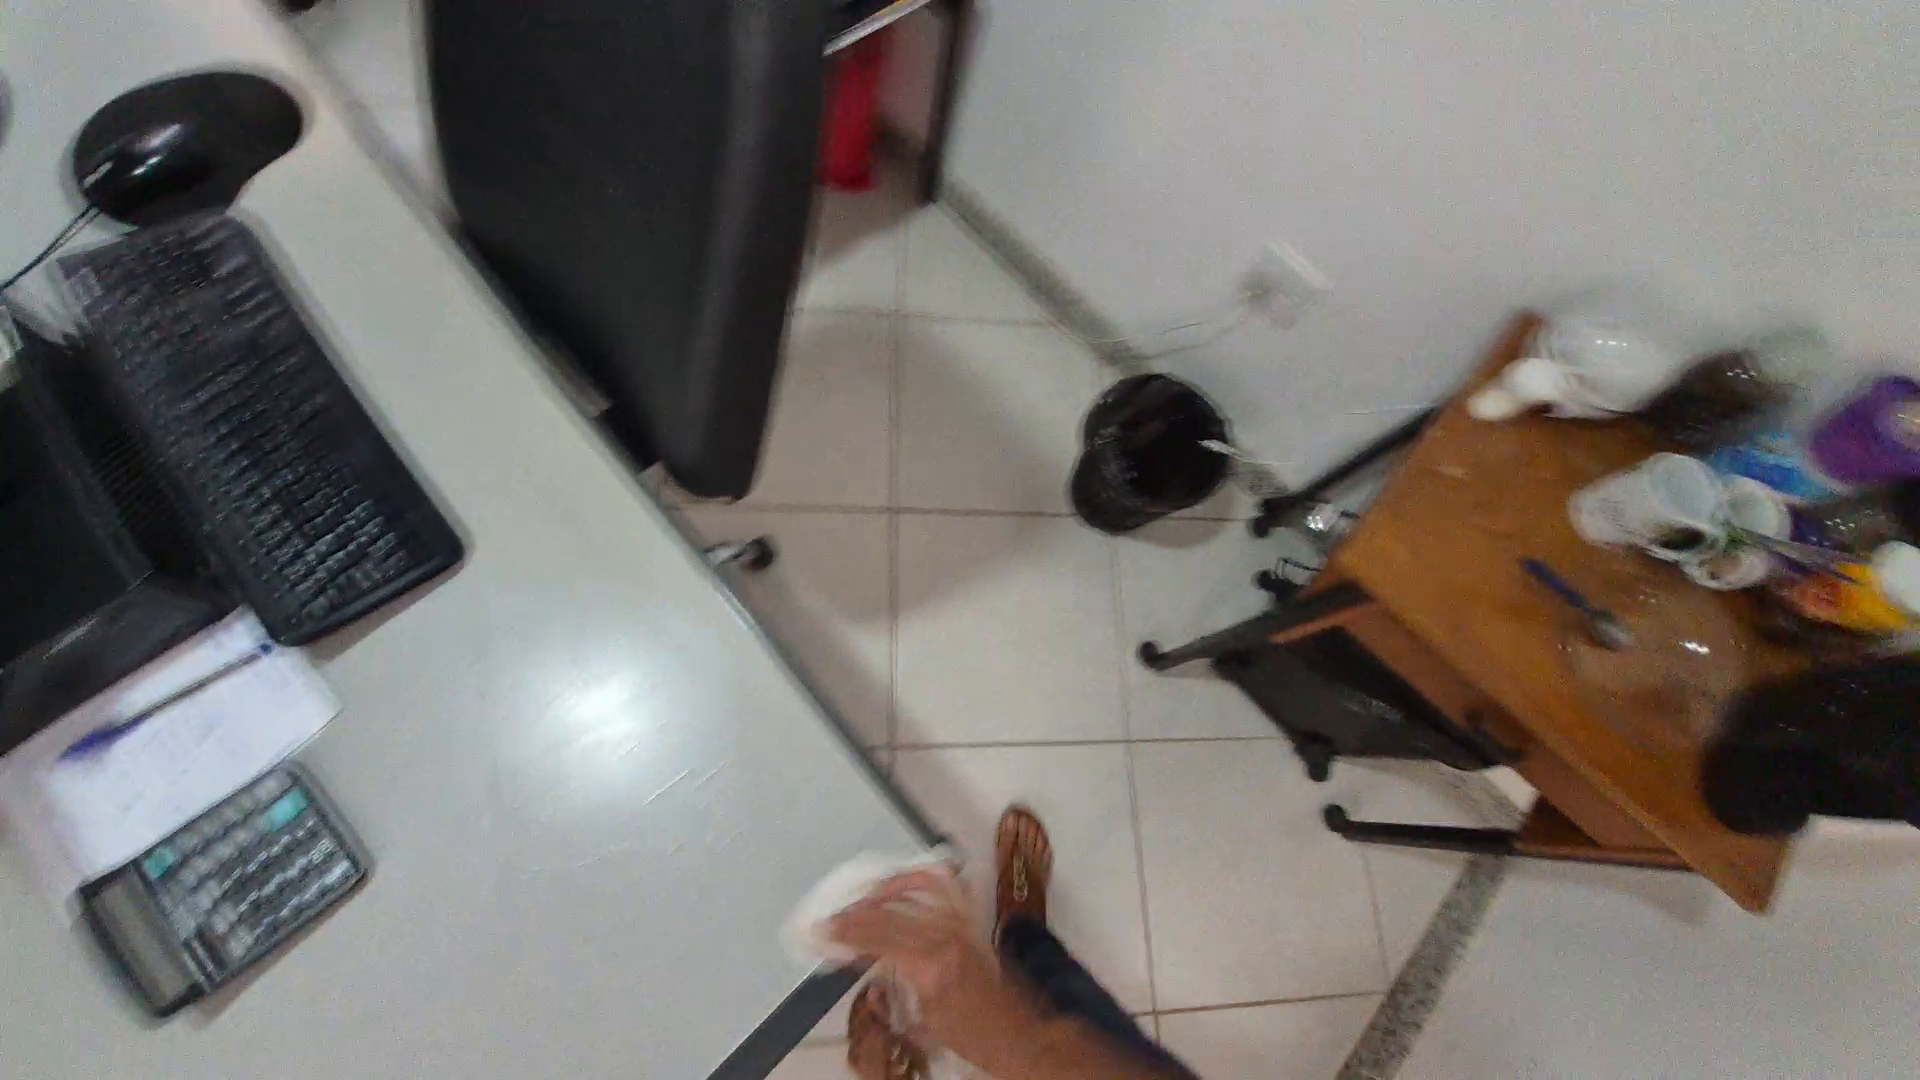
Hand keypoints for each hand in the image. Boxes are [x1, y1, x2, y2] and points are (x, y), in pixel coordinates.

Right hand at [827, 867, 1043, 1072]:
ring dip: (882, 892)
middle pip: (889, 914)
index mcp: (929, 966)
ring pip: (913, 891)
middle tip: (831, 917)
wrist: (1011, 1029)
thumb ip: (893, 983)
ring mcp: (958, 921)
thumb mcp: (921, 1018)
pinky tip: (901, 879)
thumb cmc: (966, 1033)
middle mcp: (944, 936)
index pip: (877, 939)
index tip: (822, 931)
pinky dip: (919, 876)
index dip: (846, 934)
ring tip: (860, 897)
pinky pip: (942, 884)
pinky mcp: (968, 916)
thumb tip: (864, 960)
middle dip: (854, 915)